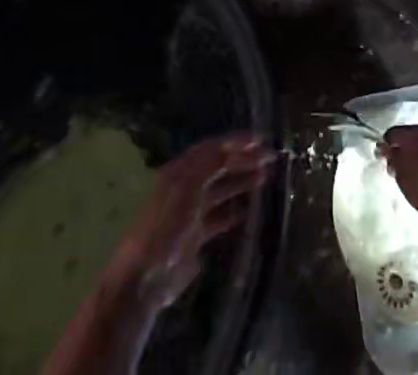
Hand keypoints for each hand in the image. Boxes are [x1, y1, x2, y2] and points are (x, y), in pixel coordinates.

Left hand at [103, 133, 274, 310]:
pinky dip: (235, 211)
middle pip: (218, 168)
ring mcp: (190, 212)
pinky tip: (251, 210)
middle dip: (243, 160)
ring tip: (265, 177)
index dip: (235, 142)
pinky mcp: (195, 237)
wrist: (146, 277)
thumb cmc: (166, 226)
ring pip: (221, 190)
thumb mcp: (187, 187)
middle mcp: (185, 187)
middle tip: (270, 158)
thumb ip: (209, 164)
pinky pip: (220, 217)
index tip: (261, 139)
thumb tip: (232, 146)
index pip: (211, 149)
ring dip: (241, 182)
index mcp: (179, 172)